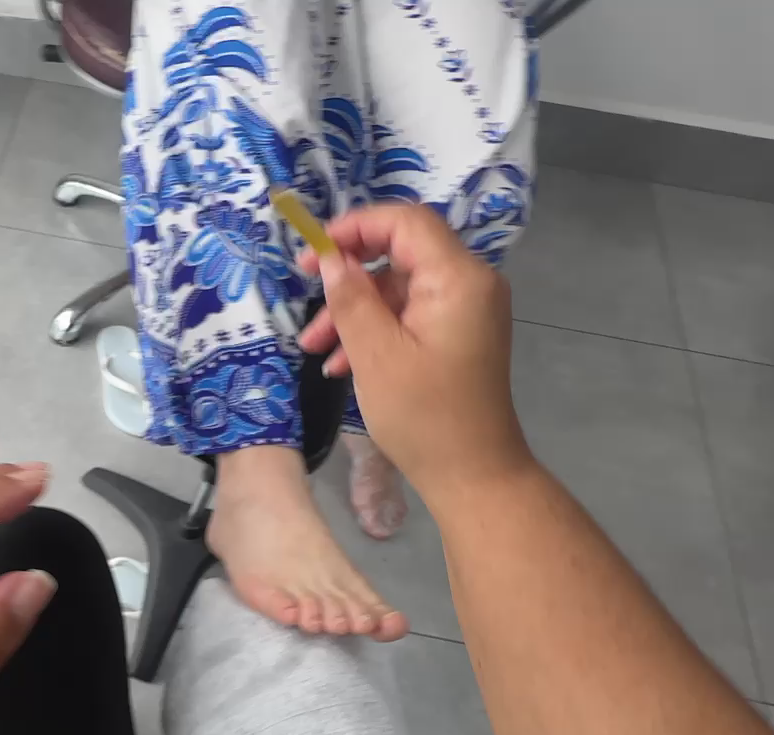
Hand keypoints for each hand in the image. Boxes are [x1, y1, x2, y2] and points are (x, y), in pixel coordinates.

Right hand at [295, 203, 532, 503]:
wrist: (470, 472)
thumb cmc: (422, 414)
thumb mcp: (375, 355)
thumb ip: (351, 299)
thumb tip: (331, 259)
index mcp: (457, 279)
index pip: (405, 223)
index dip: (354, 228)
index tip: (311, 252)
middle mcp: (468, 285)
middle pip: (398, 257)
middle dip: (347, 279)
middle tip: (303, 293)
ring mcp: (463, 312)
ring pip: (397, 291)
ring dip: (352, 313)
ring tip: (313, 349)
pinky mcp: (454, 337)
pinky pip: (407, 318)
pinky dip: (372, 333)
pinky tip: (340, 365)